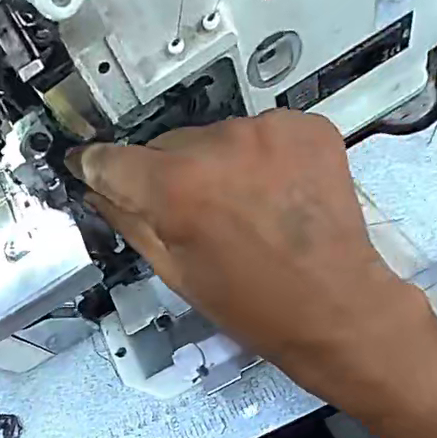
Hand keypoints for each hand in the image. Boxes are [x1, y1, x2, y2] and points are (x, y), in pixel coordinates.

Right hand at [70, 110, 436, 406]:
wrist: (339, 309)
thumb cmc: (264, 309)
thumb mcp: (180, 276)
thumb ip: (132, 223)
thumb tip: (101, 189)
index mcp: (179, 188)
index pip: (111, 158)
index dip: (100, 170)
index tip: (97, 170)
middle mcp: (221, 146)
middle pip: (168, 145)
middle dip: (174, 176)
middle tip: (202, 215)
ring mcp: (269, 132)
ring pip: (217, 138)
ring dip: (222, 166)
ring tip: (249, 211)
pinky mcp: (308, 128)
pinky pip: (263, 133)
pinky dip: (263, 159)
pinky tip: (276, 196)